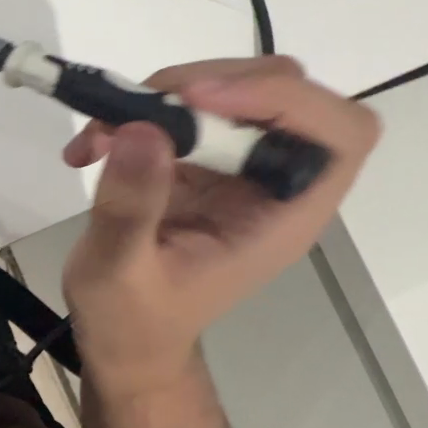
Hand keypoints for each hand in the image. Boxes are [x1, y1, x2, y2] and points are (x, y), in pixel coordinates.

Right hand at [59, 57, 379, 397]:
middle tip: (138, 105)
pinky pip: (184, 114)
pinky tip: (91, 145)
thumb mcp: (119, 272)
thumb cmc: (131, 323)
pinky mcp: (199, 166)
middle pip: (285, 96)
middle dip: (210, 85)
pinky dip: (136, 114)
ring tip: (100, 131)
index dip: (280, 101)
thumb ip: (132, 207)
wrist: (125, 342)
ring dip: (164, 96)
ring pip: (233, 93)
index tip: (196, 101)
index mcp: (283, 217)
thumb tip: (140, 129)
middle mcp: (273, 184)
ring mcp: (236, 171)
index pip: (335, 134)